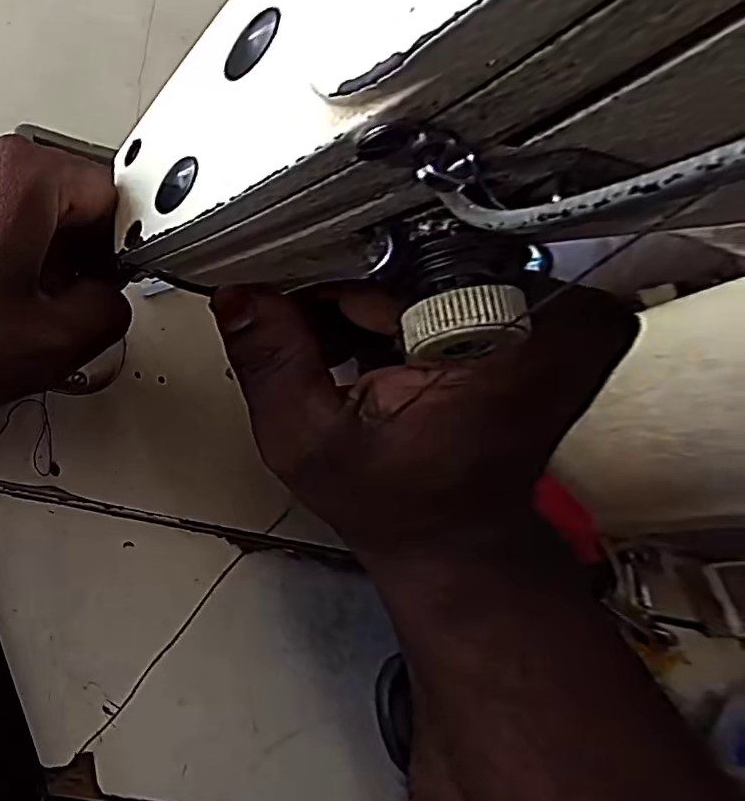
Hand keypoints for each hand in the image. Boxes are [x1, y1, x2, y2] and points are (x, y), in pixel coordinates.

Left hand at [0, 134, 130, 427]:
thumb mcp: (51, 343)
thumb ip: (108, 311)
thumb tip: (106, 300)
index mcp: (18, 173)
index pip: (108, 195)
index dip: (116, 250)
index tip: (106, 287)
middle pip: (57, 202)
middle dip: (69, 257)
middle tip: (61, 311)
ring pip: (13, 217)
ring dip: (27, 264)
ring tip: (12, 319)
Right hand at [211, 282, 636, 560]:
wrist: (446, 528)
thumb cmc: (391, 497)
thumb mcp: (300, 434)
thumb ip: (269, 359)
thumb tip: (237, 299)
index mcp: (504, 346)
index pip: (384, 282)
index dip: (318, 305)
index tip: (283, 328)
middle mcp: (559, 318)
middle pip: (406, 271)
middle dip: (342, 309)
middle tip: (316, 359)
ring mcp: (564, 315)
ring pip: (423, 273)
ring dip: (366, 313)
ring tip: (343, 365)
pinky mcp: (551, 316)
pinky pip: (450, 285)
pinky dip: (397, 317)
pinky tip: (372, 359)